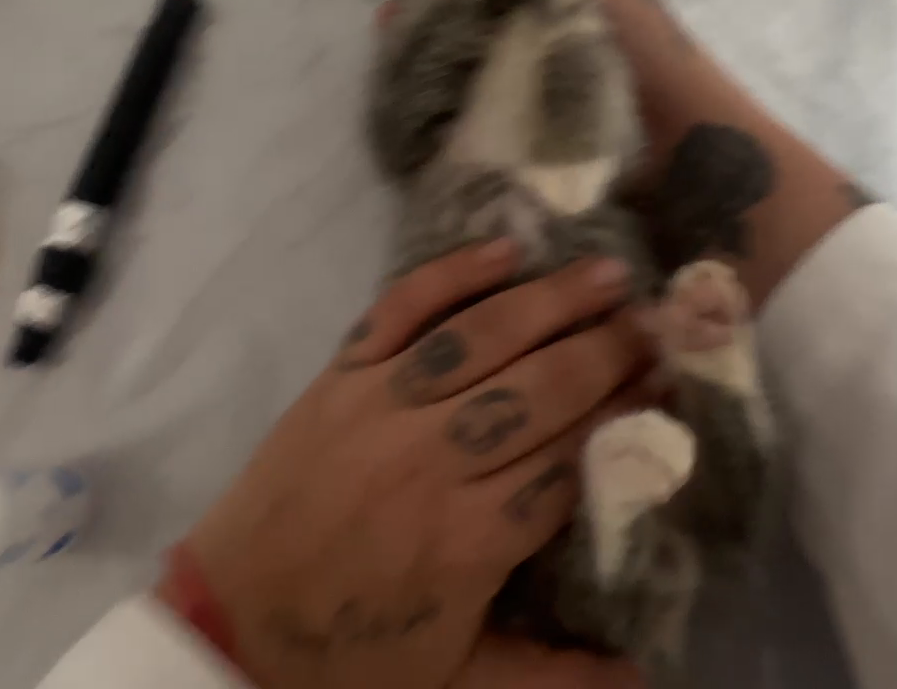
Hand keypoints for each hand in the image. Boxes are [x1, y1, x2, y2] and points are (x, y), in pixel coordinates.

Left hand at [177, 241, 652, 688]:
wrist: (228, 624)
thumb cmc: (349, 655)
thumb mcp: (460, 683)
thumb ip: (556, 677)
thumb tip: (648, 677)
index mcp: (469, 540)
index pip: (572, 459)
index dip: (628, 418)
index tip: (668, 385)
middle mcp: (432, 460)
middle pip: (540, 390)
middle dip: (608, 351)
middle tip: (657, 320)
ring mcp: (380, 405)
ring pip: (481, 339)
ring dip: (551, 301)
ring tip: (608, 272)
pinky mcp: (339, 376)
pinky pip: (397, 311)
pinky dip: (449, 276)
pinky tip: (504, 251)